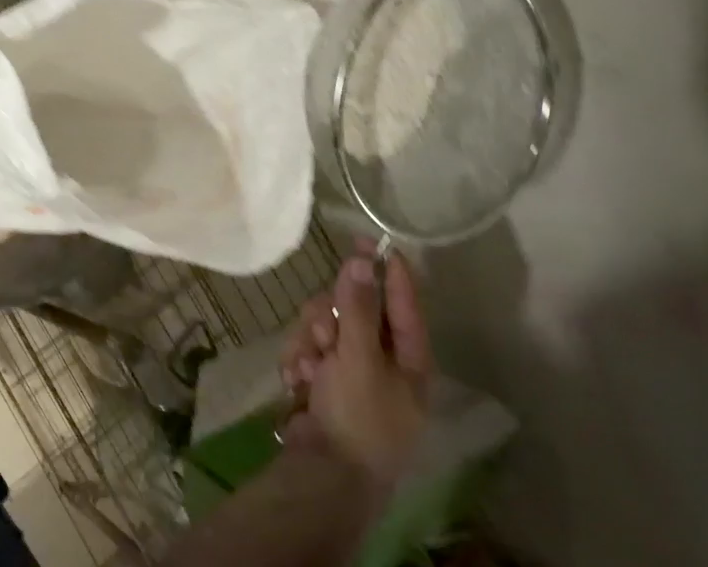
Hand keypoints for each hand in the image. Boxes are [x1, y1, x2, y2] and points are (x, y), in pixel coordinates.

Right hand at [279, 246, 432, 491]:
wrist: (326, 470)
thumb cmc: (359, 416)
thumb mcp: (360, 359)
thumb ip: (360, 309)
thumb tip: (362, 260)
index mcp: (410, 356)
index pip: (403, 300)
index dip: (387, 268)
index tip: (366, 238)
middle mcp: (383, 358)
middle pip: (353, 308)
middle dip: (329, 316)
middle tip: (321, 333)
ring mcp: (350, 369)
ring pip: (324, 326)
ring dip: (309, 341)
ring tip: (307, 367)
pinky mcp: (322, 379)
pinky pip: (306, 348)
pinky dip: (299, 360)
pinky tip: (297, 379)